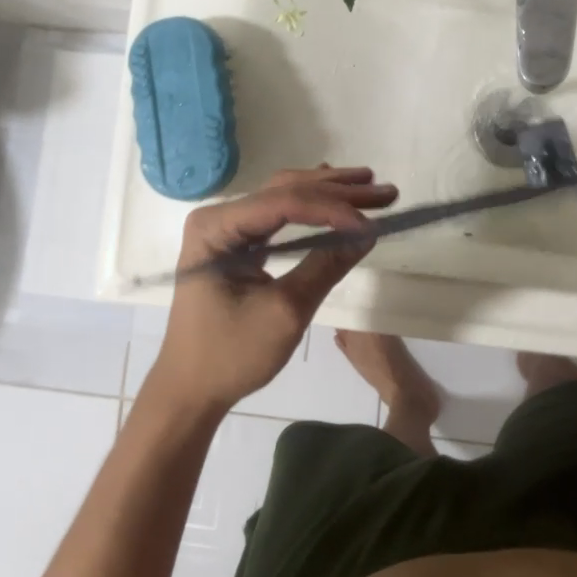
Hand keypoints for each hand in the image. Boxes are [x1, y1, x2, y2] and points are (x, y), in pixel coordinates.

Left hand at [151, 166, 397, 413]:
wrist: (190, 390)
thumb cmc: (231, 355)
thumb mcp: (285, 312)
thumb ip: (325, 266)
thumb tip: (369, 232)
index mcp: (216, 227)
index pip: (284, 203)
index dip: (332, 208)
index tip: (374, 222)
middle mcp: (218, 217)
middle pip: (286, 191)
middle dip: (337, 191)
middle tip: (386, 192)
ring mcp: (226, 229)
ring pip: (285, 197)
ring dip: (328, 193)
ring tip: (371, 187)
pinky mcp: (236, 244)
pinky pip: (278, 216)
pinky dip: (312, 209)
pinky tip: (338, 198)